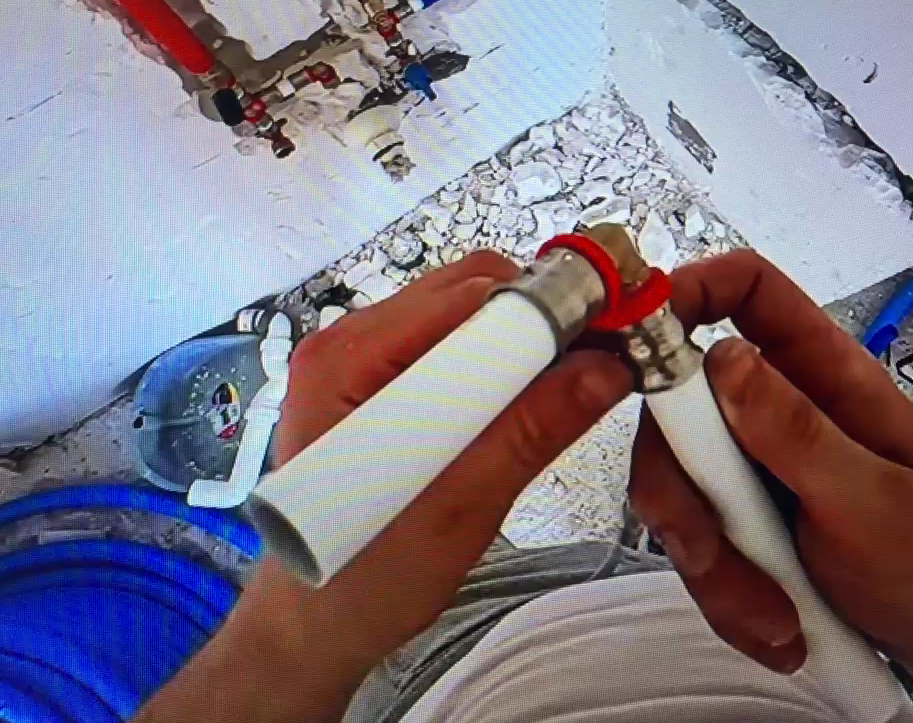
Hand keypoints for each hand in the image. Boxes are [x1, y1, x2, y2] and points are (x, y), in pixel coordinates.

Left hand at [231, 250, 635, 690]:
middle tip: (586, 363)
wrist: (310, 622)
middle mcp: (345, 341)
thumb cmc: (360, 581)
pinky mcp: (372, 374)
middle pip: (463, 290)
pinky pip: (446, 340)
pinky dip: (489, 358)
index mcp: (348, 360)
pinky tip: (511, 399)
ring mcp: (356, 354)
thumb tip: (602, 372)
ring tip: (552, 388)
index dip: (540, 311)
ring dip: (514, 340)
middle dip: (534, 320)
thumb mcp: (458, 510)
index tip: (598, 334)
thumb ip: (529, 434)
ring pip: (460, 310)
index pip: (465, 296)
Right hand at [628, 250, 912, 672]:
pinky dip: (717, 588)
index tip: (639, 334)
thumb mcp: (878, 502)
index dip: (692, 288)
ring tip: (773, 622)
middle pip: (677, 397)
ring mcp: (738, 454)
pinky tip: (774, 627)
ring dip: (707, 559)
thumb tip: (719, 355)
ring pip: (670, 475)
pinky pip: (683, 531)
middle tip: (707, 552)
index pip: (747, 289)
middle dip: (681, 483)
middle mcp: (764, 400)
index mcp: (817, 369)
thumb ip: (799, 432)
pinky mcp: (722, 505)